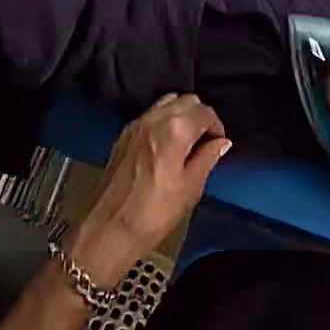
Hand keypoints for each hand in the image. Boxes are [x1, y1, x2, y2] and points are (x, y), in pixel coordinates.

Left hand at [70, 93, 230, 286]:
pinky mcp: (125, 134)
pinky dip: (165, 119)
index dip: (217, 126)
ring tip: (188, 142)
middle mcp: (155, 118)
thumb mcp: (190, 188)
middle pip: (187, 101)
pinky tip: (167, 145)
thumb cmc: (153, 213)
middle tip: (206, 142)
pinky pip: (151, 114)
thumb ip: (208, 158)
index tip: (219, 143)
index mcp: (175, 129)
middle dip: (201, 116)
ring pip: (168, 102)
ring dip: (182, 114)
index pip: (205, 112)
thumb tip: (221, 142)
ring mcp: (137, 124)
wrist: (108, 229)